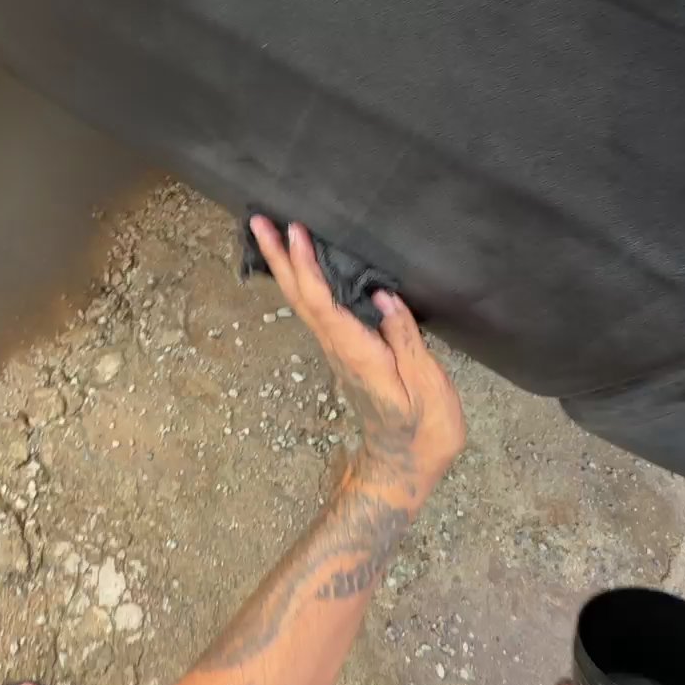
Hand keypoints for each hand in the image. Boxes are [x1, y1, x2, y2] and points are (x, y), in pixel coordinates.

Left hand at [250, 217, 465, 496]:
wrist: (404, 463)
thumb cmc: (421, 428)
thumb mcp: (426, 385)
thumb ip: (405, 338)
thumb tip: (383, 296)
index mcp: (355, 351)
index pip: (321, 301)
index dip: (305, 264)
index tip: (295, 231)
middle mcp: (336, 346)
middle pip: (298, 295)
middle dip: (277, 256)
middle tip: (258, 221)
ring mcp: (336, 348)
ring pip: (301, 301)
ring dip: (284, 266)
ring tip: (270, 233)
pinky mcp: (343, 349)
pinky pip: (314, 309)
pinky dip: (302, 282)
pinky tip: (302, 267)